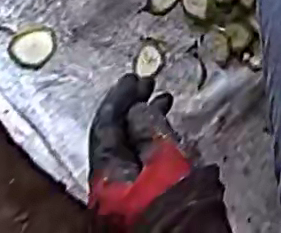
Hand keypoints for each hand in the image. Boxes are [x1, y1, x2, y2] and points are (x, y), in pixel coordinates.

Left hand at [88, 74, 226, 230]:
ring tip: (163, 101)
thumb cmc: (175, 203)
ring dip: (143, 120)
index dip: (119, 97)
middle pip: (114, 136)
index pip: (105, 126)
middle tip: (148, 84)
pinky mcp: (140, 199)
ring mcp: (123, 194)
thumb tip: (137, 107)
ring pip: (127, 146)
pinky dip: (150, 138)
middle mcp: (109, 186)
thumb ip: (149, 129)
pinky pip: (139, 159)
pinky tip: (166, 130)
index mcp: (108, 175)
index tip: (133, 77)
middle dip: (131, 107)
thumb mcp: (165, 158)